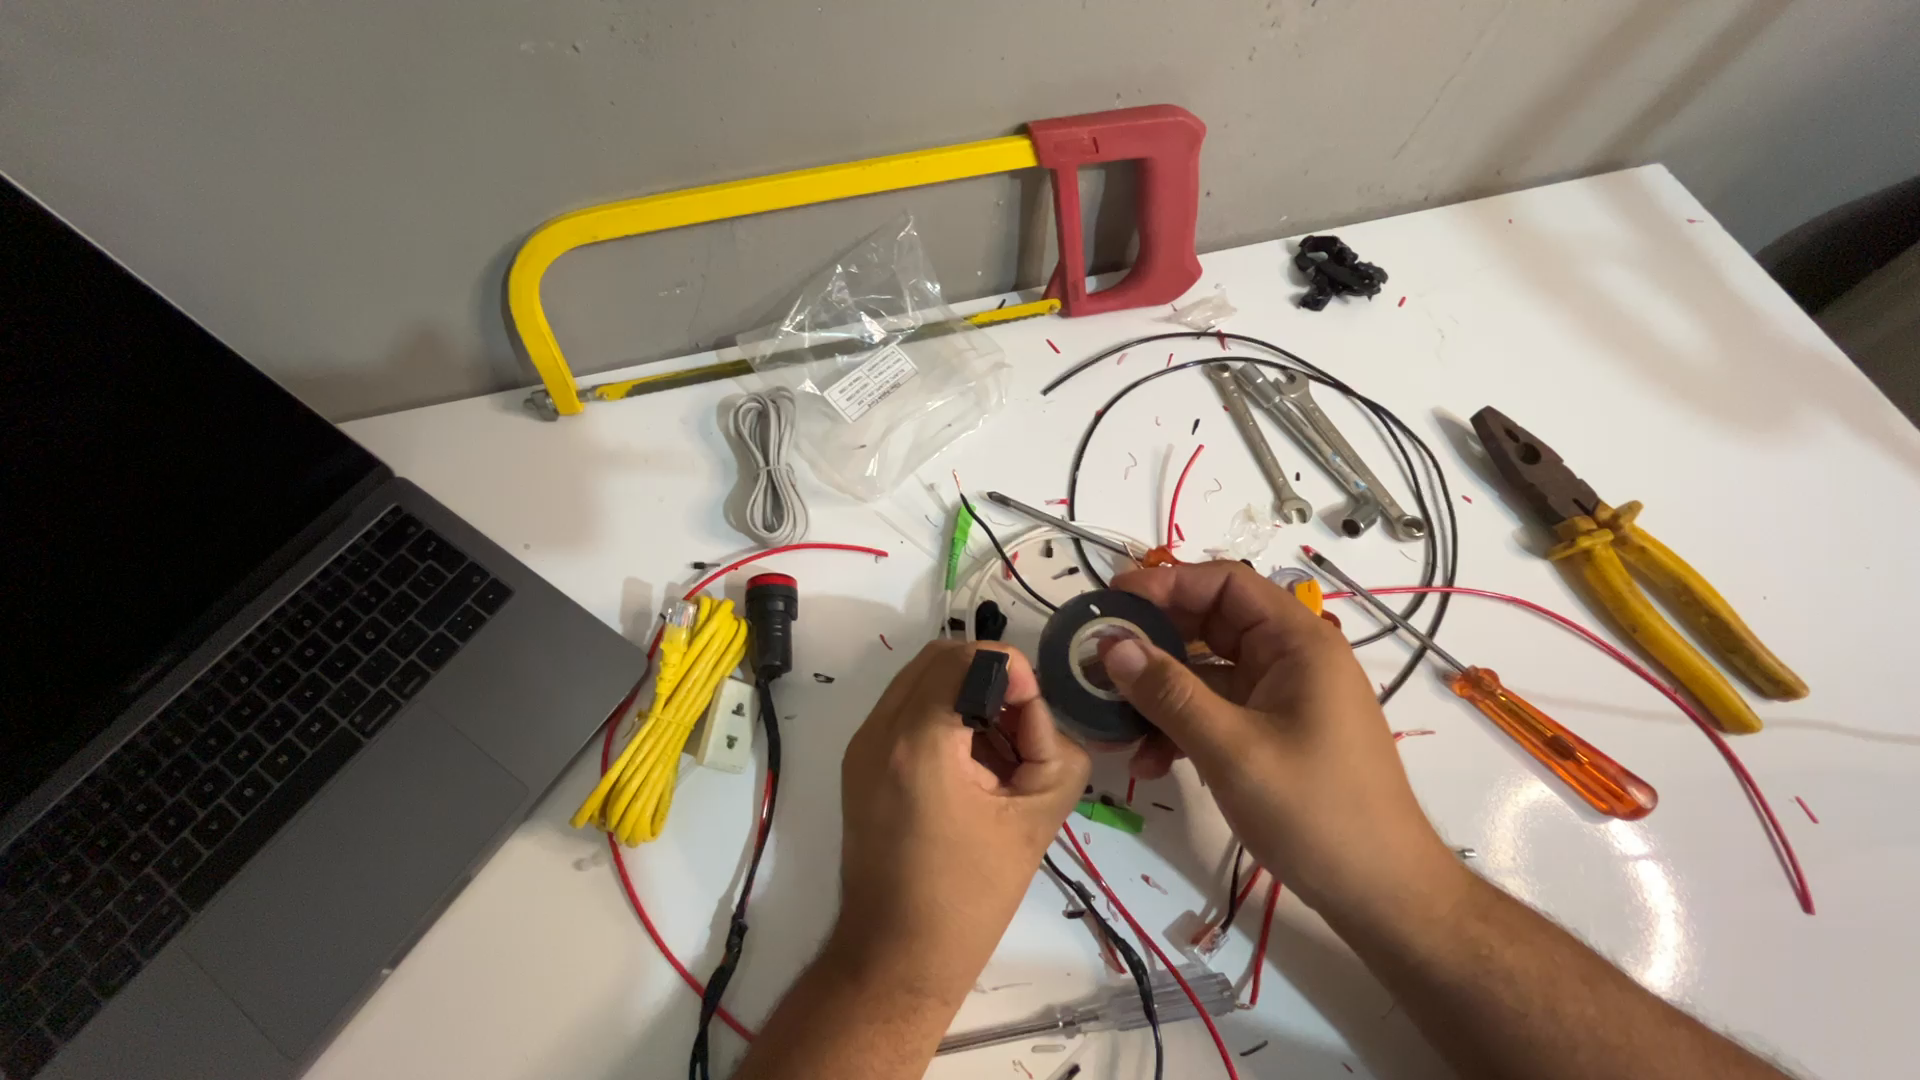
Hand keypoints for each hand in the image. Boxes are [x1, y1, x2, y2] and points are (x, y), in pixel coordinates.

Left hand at [828, 641, 1090, 1002]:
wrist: (895, 958)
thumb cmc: (969, 898)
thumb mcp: (1035, 820)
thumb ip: (1055, 749)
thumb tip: (1036, 713)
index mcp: (919, 742)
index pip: (970, 659)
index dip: (1014, 673)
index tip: (1034, 715)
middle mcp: (880, 730)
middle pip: (942, 657)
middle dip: (990, 678)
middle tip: (1020, 726)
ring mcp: (862, 744)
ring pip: (921, 678)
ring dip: (966, 693)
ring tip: (997, 748)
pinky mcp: (859, 761)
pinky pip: (905, 707)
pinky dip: (942, 713)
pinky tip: (969, 763)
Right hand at [1099, 561, 1464, 920]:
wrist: (1382, 894)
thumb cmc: (1316, 811)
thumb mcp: (1231, 749)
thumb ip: (1168, 693)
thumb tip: (1110, 644)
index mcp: (1297, 642)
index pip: (1226, 583)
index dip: (1167, 583)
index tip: (1113, 601)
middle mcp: (1289, 659)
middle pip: (1209, 624)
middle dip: (1152, 642)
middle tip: (1098, 659)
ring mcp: (1279, 697)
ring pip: (1204, 671)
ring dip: (1158, 692)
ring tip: (1111, 719)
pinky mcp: (1270, 732)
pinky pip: (1213, 710)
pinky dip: (1178, 725)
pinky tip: (1146, 760)